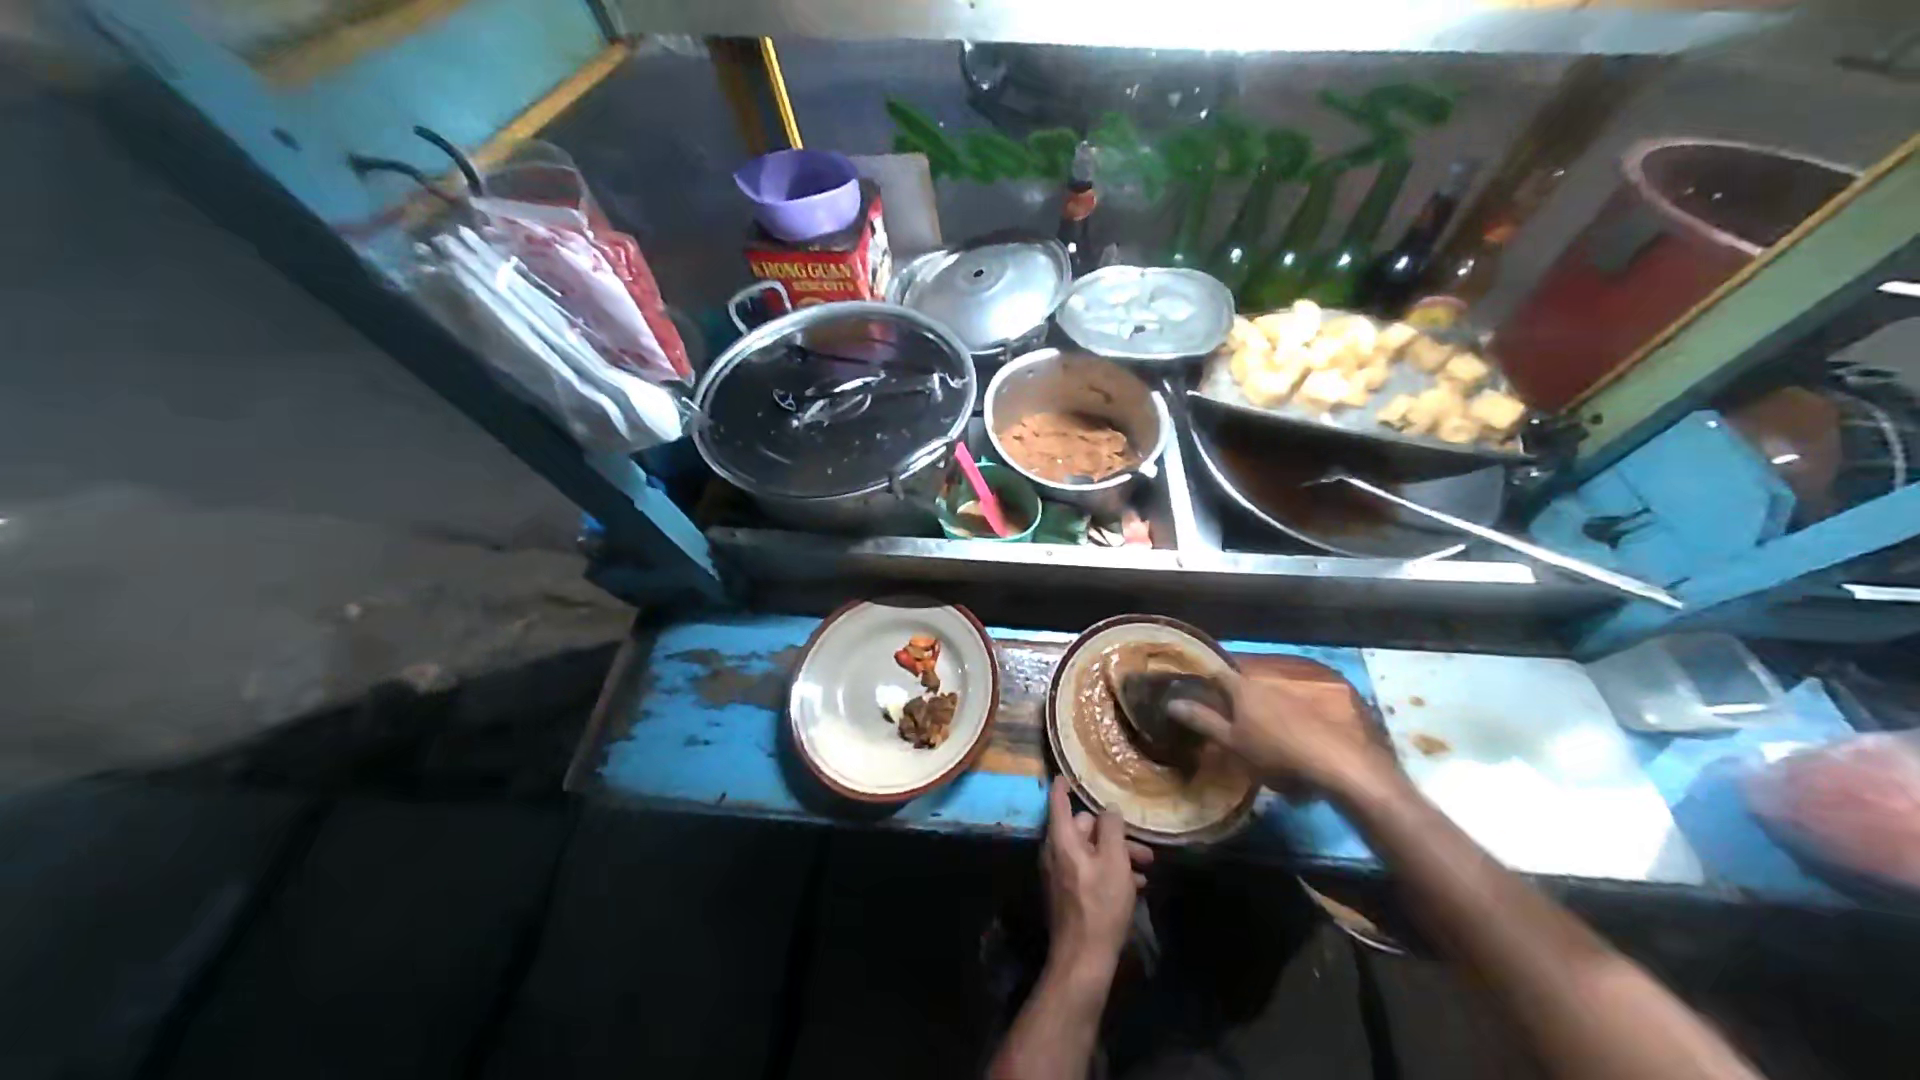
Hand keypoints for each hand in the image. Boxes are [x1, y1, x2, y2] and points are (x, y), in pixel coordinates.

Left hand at [1041, 777, 1152, 975]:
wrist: (1083, 958)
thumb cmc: (1100, 904)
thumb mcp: (1114, 862)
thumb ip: (1112, 829)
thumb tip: (1108, 808)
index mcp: (1061, 839)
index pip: (1059, 801)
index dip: (1064, 785)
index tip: (1068, 774)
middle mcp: (1054, 852)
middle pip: (1083, 828)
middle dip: (1114, 835)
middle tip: (1144, 851)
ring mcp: (1059, 873)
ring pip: (1089, 851)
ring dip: (1116, 856)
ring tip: (1145, 871)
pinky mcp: (1066, 892)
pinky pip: (1087, 870)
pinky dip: (1107, 872)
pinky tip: (1134, 887)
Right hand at [1166, 672, 1396, 797]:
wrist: (1333, 763)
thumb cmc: (1273, 750)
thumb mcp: (1231, 741)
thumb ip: (1202, 720)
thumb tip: (1171, 702)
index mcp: (1242, 687)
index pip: (1215, 672)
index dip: (1201, 679)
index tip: (1188, 690)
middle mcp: (1264, 685)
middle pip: (1238, 686)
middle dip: (1225, 698)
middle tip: (1211, 717)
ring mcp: (1288, 696)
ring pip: (1260, 699)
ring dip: (1249, 711)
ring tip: (1240, 733)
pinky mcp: (1307, 712)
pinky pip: (1279, 711)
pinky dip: (1270, 721)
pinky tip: (1270, 742)